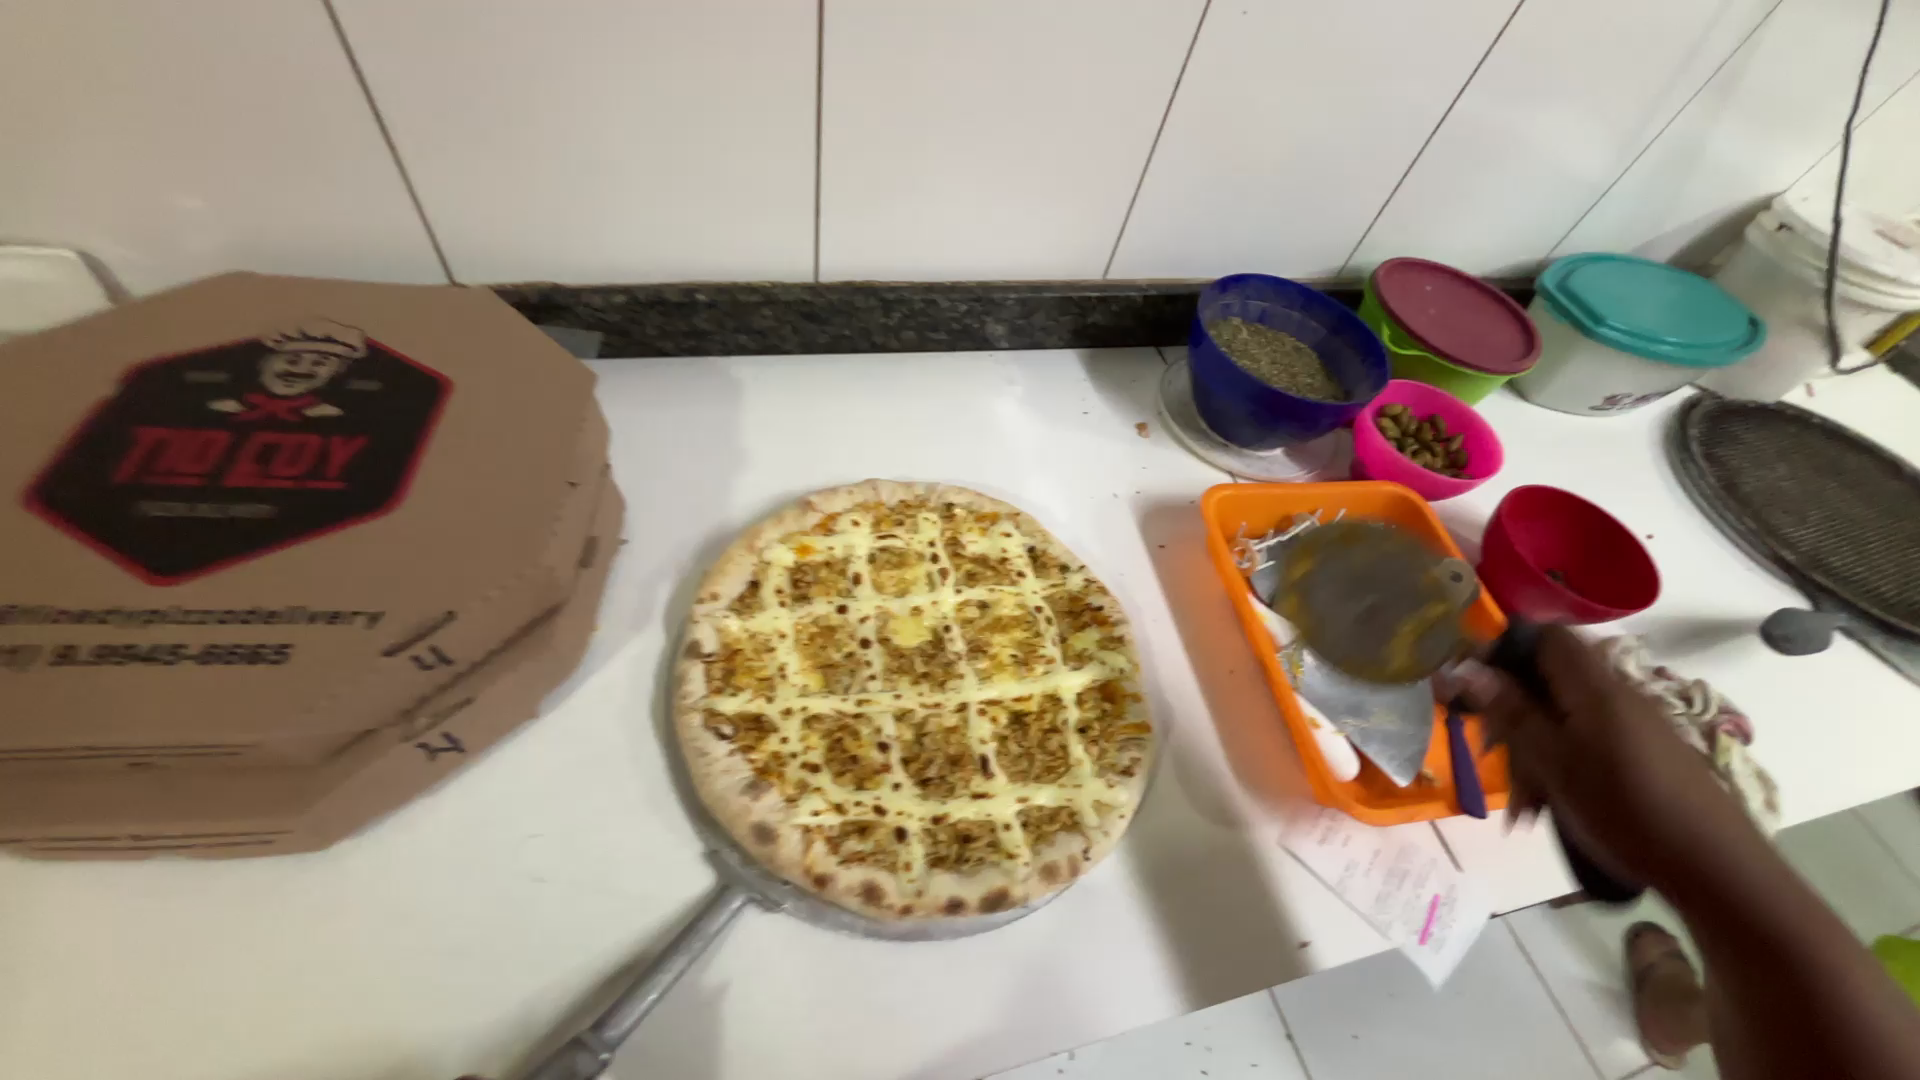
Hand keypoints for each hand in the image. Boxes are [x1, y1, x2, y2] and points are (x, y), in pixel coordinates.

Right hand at [1454, 626, 1762, 895]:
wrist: (1719, 872)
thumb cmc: (1624, 809)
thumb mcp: (1551, 760)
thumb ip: (1508, 710)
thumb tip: (1464, 667)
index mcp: (1594, 687)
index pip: (1546, 635)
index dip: (1505, 648)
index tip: (1474, 684)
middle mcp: (1616, 695)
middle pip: (1547, 681)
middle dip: (1511, 713)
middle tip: (1489, 751)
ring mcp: (1634, 725)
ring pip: (1562, 718)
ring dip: (1531, 750)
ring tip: (1523, 802)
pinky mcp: (1645, 753)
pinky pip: (1586, 742)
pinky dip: (1560, 765)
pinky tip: (1550, 805)